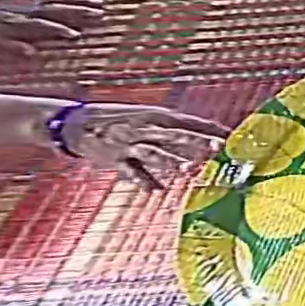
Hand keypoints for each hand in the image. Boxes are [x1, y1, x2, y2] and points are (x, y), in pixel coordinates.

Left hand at [0, 0, 104, 55]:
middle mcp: (31, 8)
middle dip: (79, 11)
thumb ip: (11, 46)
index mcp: (20, 20)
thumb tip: (33, 53)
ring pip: (62, 0)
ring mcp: (36, 0)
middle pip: (58, 9)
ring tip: (101, 3)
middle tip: (100, 14)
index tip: (76, 35)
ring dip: (82, 0)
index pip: (42, 25)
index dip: (58, 29)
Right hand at [59, 103, 226, 189]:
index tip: (233, 135)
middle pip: (174, 135)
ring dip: (170, 161)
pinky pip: (129, 172)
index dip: (211, 128)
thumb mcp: (150, 116)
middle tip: (217, 146)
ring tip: (187, 169)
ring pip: (152, 153)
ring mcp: (127, 145)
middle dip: (196, 141)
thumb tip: (212, 133)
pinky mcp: (113, 160)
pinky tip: (156, 190)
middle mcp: (143, 129)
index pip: (189, 122)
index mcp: (156, 116)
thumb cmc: (122, 119)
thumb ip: (178, 125)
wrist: (71, 124)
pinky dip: (143, 181)